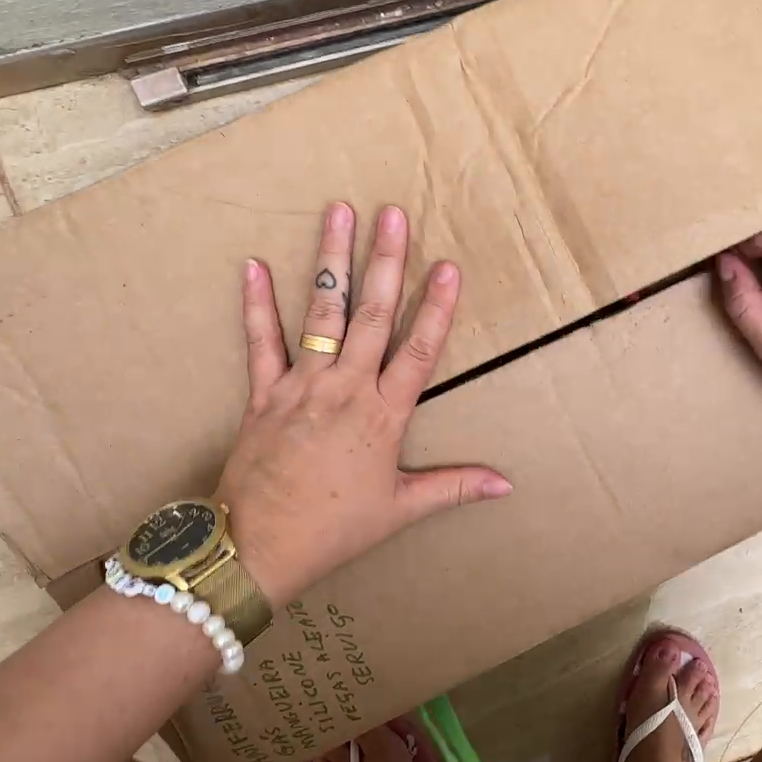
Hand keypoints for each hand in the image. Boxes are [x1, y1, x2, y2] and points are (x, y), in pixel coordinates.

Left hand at [216, 202, 510, 604]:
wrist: (259, 548)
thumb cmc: (335, 529)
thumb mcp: (402, 508)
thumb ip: (456, 485)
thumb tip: (507, 484)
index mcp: (383, 415)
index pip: (419, 350)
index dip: (437, 307)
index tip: (448, 265)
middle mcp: (345, 389)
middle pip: (371, 315)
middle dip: (385, 261)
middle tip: (392, 213)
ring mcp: (302, 386)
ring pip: (321, 313)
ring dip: (331, 260)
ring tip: (338, 212)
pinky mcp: (264, 394)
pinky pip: (260, 342)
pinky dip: (257, 305)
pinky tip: (254, 265)